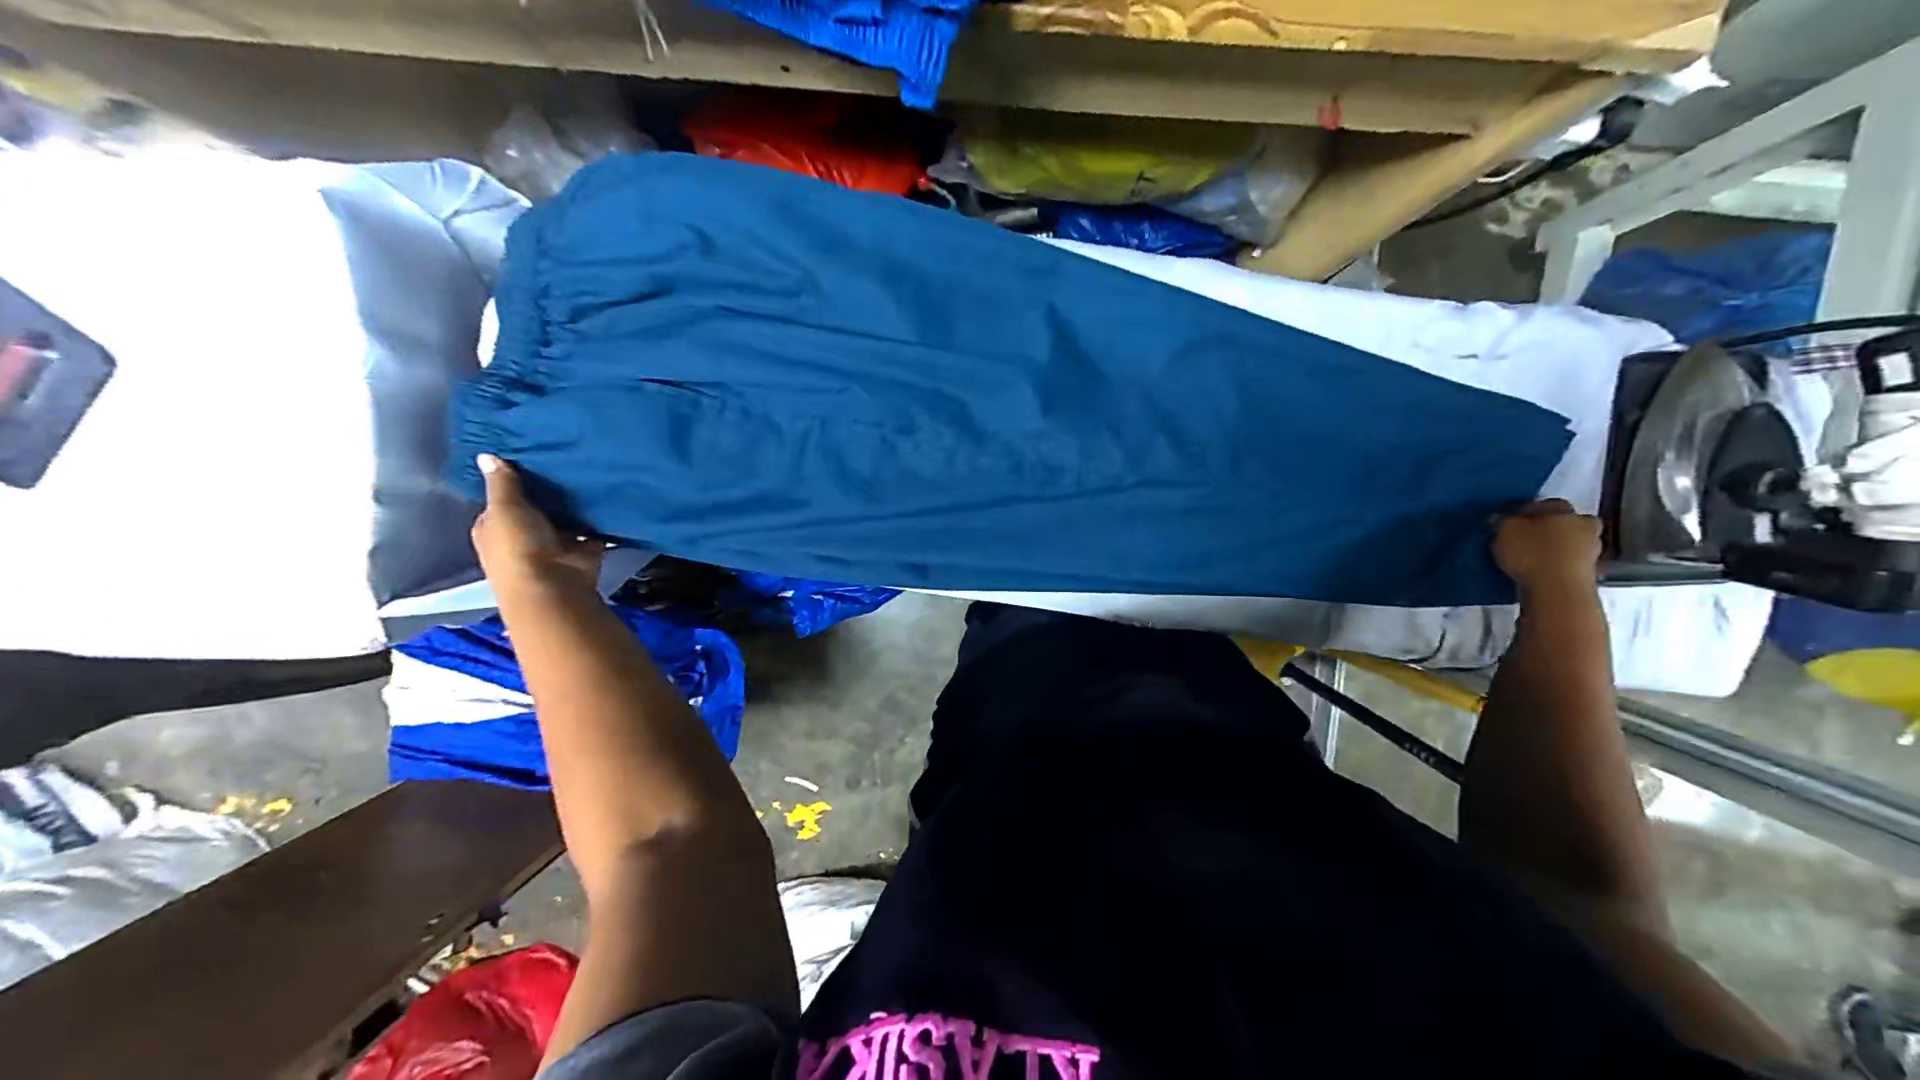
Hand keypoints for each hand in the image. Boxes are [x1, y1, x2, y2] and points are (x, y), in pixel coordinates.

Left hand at [472, 454, 604, 593]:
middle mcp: (522, 537)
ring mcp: (555, 545)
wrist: (553, 586)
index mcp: (494, 528)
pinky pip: (593, 529)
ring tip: (590, 468)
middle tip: (565, 454)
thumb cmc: (518, 546)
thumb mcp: (504, 507)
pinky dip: (600, 518)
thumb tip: (486, 453)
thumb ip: (501, 482)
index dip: (512, 480)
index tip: (530, 454)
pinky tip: (609, 493)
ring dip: (576, 503)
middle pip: (536, 508)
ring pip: (566, 518)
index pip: (501, 499)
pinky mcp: (583, 551)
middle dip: (549, 490)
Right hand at [1493, 498, 1601, 592]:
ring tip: (1533, 556)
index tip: (1512, 520)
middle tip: (1529, 536)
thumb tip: (1500, 518)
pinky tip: (1541, 570)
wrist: (1558, 590)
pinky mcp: (1590, 572)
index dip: (1528, 510)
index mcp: (1564, 511)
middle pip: (1567, 522)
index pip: (1547, 503)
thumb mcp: (1505, 531)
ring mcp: (1591, 550)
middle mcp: (1584, 526)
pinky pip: (1570, 561)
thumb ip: (1503, 521)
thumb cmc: (1531, 553)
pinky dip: (1558, 564)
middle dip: (1551, 527)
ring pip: (1571, 542)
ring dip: (1556, 546)